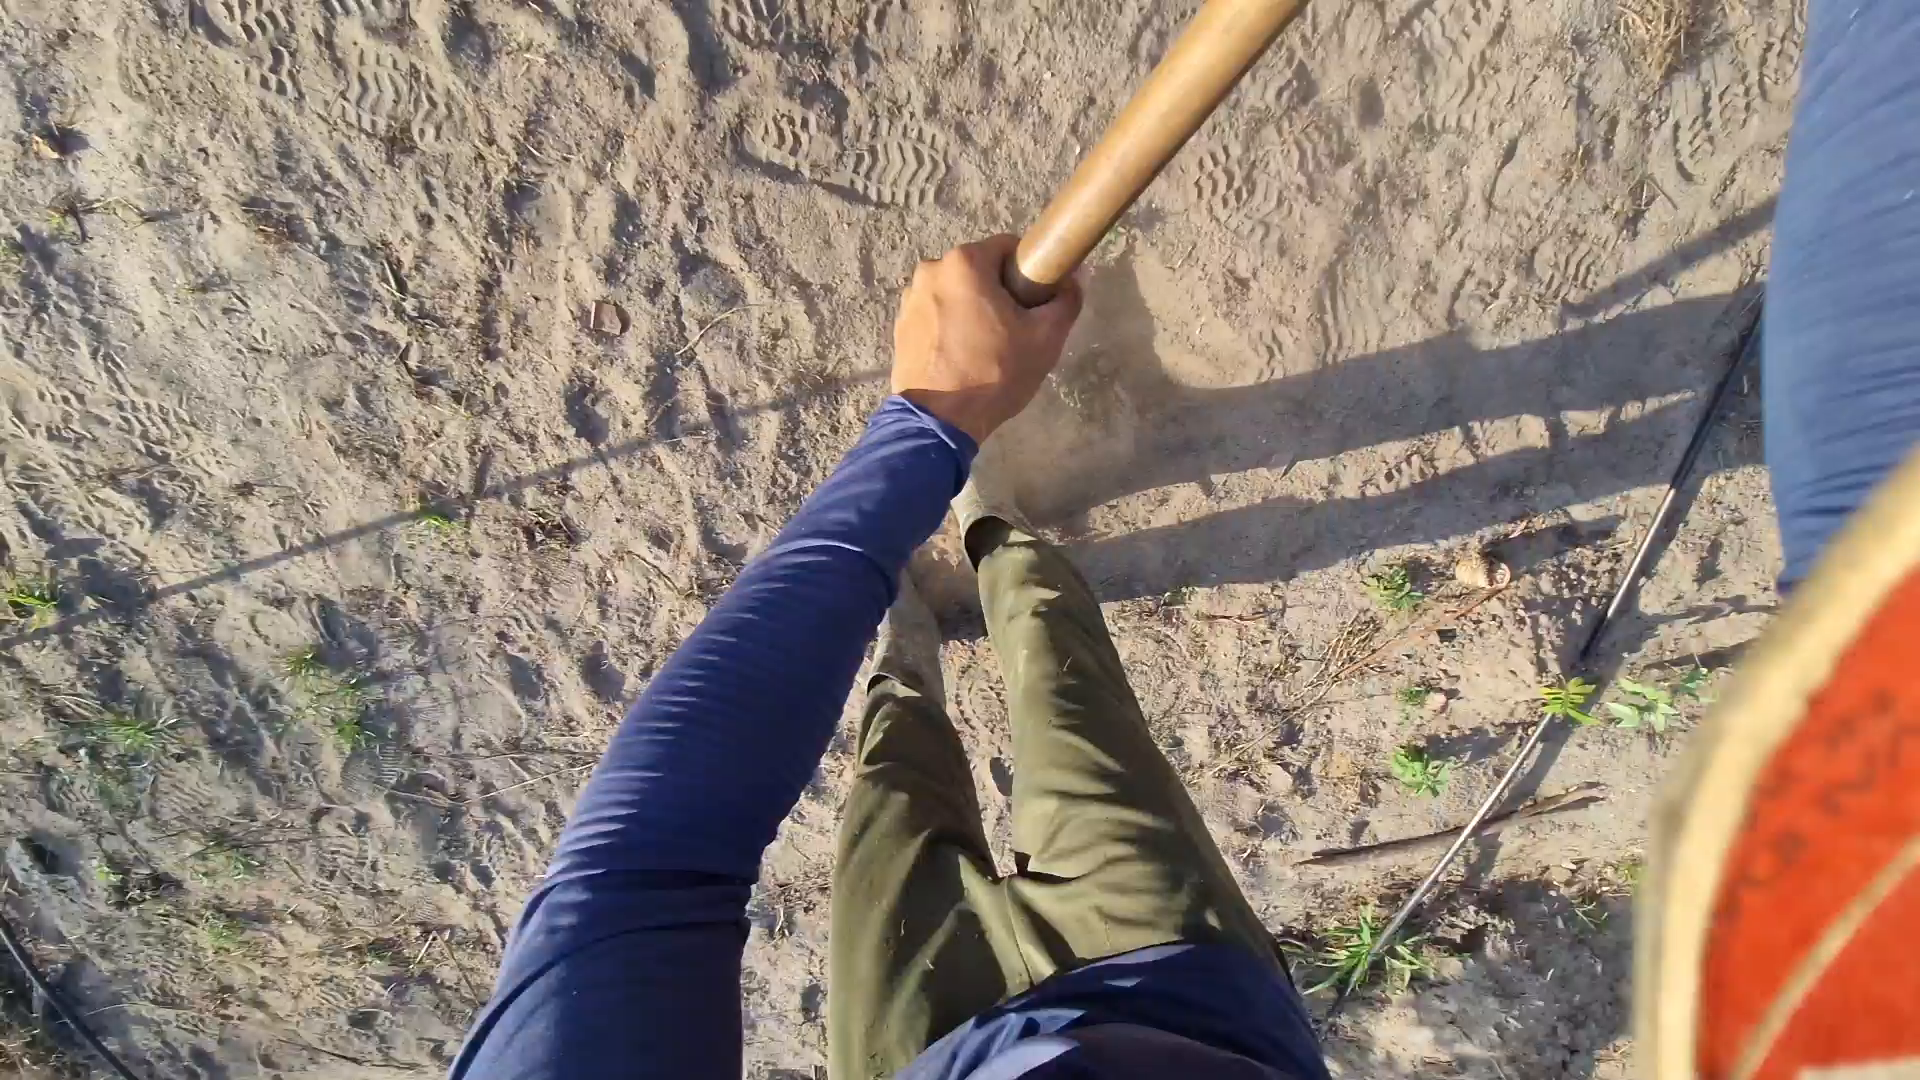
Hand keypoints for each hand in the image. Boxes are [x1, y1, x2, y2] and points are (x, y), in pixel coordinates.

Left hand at [891, 234, 1083, 442]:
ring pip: (955, 295)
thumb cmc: (994, 374)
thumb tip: (1074, 279)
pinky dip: (949, 330)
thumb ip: (1065, 301)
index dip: (1027, 274)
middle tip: (1013, 332)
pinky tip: (960, 359)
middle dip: (997, 294)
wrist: (939, 421)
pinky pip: (935, 318)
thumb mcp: (1044, 339)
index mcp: (965, 262)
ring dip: (972, 312)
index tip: (1034, 303)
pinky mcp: (900, 329)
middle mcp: (930, 271)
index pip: (1008, 249)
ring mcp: (910, 300)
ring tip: (984, 350)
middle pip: (978, 272)